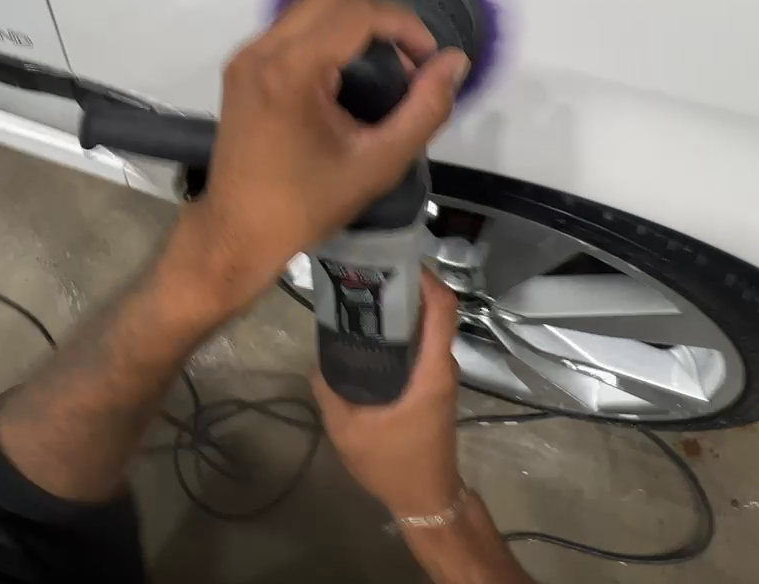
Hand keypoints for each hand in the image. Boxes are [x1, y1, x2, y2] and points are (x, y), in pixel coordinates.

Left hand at [169, 0, 469, 310]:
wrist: (237, 232)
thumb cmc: (306, 204)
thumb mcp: (378, 163)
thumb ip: (425, 110)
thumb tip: (454, 61)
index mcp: (289, 70)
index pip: (357, 12)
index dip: (404, 24)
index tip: (429, 59)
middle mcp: (260, 51)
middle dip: (379, 19)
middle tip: (406, 62)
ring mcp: (245, 58)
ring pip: (308, 9)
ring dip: (351, 26)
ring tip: (381, 71)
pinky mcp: (239, 70)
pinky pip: (289, 31)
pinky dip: (324, 38)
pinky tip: (344, 80)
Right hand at [315, 271, 462, 516]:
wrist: (426, 501)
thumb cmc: (392, 462)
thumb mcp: (347, 428)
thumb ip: (328, 388)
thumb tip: (316, 357)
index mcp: (431, 369)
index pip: (442, 308)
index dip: (425, 276)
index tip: (393, 258)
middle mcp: (441, 364)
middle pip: (433, 309)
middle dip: (403, 283)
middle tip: (364, 269)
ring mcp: (439, 374)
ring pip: (425, 325)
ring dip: (399, 306)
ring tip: (360, 292)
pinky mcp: (431, 383)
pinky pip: (420, 342)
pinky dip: (399, 328)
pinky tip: (367, 330)